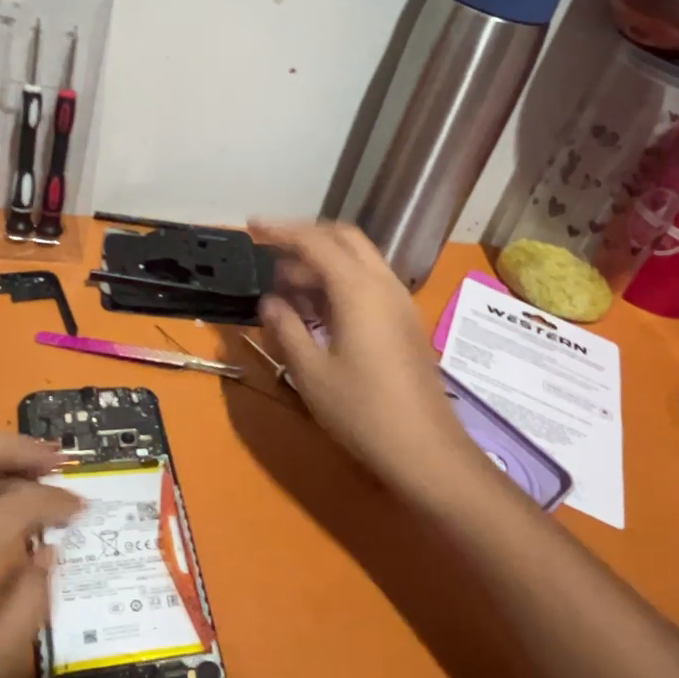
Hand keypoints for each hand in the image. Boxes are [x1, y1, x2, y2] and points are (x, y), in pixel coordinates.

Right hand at [252, 222, 472, 486]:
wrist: (425, 449)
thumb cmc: (362, 411)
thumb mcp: (311, 372)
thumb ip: (286, 329)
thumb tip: (270, 302)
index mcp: (358, 289)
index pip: (315, 242)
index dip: (281, 231)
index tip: (252, 228)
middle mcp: (383, 284)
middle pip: (344, 239)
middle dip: (306, 239)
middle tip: (272, 256)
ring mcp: (400, 303)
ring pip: (359, 261)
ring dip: (324, 263)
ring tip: (287, 290)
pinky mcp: (405, 322)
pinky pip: (370, 283)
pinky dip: (341, 282)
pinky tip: (318, 312)